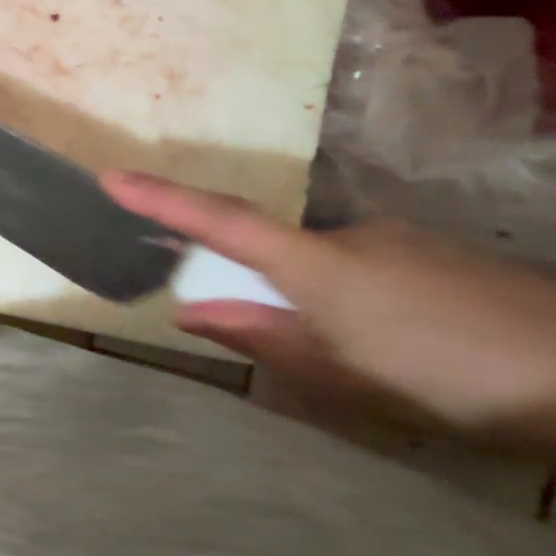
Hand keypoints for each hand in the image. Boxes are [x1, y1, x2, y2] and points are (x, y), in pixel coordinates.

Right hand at [103, 171, 555, 451]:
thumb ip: (257, 335)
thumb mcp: (334, 372)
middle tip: (274, 340)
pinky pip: (362, 269)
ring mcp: (401, 240)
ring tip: (353, 362)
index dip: (163, 200)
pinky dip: (348, 300)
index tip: (111, 178)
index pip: (222, 222)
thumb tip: (192, 312)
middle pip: (272, 250)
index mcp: (317, 263)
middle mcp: (353, 235)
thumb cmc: (444, 377)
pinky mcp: (439, 255)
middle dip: (252, 288)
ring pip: (320, 265)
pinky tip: (393, 348)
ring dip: (308, 302)